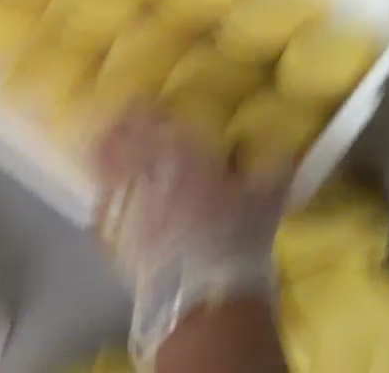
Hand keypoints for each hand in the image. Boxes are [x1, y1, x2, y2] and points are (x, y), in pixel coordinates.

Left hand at [93, 110, 284, 286]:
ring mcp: (130, 212)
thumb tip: (288, 146)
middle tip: (115, 113)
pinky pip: (102, 211)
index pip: (161, 129)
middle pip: (127, 148)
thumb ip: (274, 164)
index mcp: (190, 161)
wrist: (204, 290)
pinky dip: (102, 196)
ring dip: (104, 156)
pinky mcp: (116, 242)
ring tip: (100, 140)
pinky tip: (102, 193)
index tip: (141, 97)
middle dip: (120, 129)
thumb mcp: (270, 192)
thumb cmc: (240, 234)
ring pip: (110, 175)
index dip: (148, 112)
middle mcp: (153, 181)